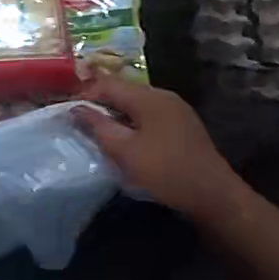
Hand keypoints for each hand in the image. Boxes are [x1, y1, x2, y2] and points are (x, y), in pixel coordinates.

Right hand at [73, 76, 240, 220]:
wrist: (213, 196)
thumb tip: (75, 109)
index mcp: (149, 97)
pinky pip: (148, 116)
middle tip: (78, 122)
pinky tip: (124, 140)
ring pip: (136, 104)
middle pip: (123, 90)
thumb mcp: (124, 151)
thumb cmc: (165, 172)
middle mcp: (163, 96)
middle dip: (99, 103)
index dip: (84, 94)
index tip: (65, 111)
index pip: (108, 83)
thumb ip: (97, 126)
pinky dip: (131, 123)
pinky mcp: (182, 126)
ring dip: (115, 114)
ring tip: (97, 132)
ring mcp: (176, 110)